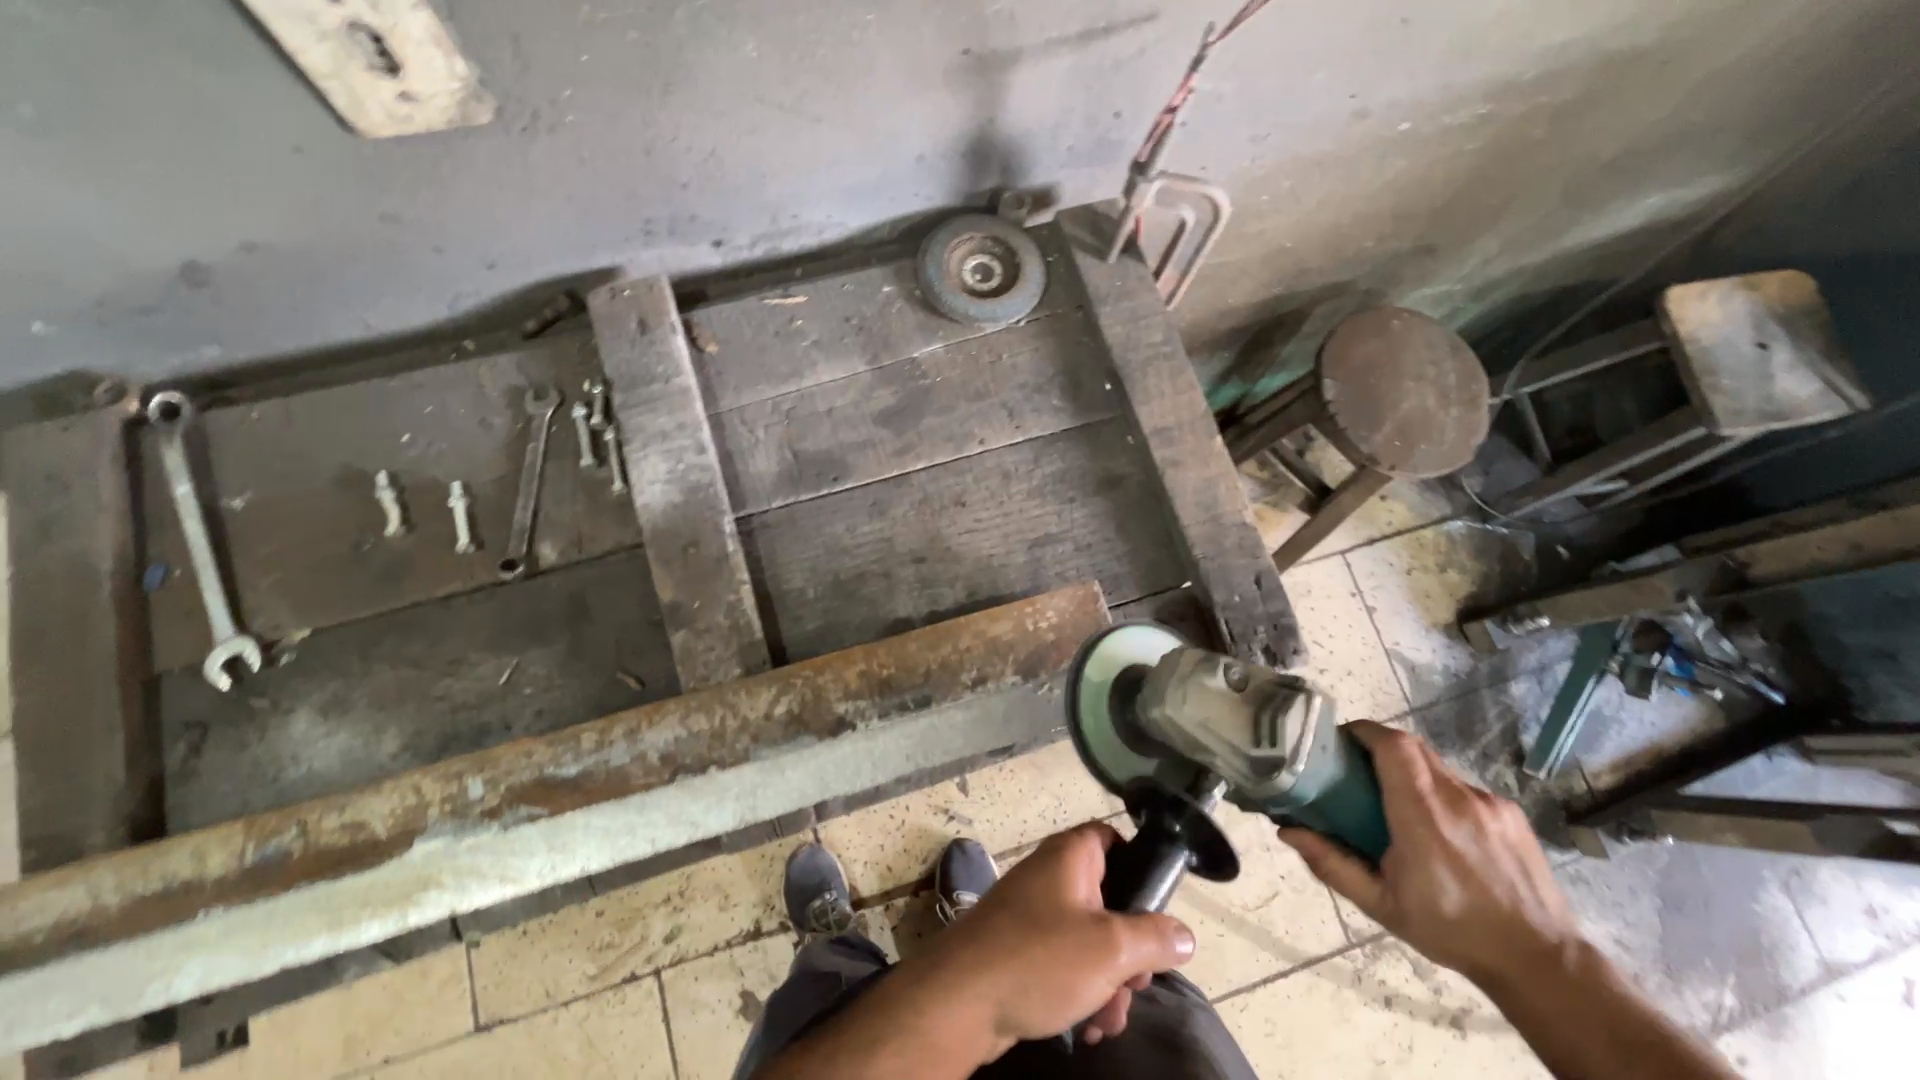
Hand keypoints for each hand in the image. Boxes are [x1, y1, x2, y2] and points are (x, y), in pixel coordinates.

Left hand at [924, 822, 1196, 1045]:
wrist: (959, 1003)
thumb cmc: (1040, 959)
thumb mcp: (1112, 949)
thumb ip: (1156, 938)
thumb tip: (1185, 936)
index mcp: (1070, 857)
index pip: (1113, 838)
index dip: (1140, 865)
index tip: (1156, 908)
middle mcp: (1050, 878)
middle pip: (1109, 902)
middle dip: (1130, 951)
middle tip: (1135, 984)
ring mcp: (1031, 916)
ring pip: (1089, 943)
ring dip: (1108, 983)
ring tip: (1108, 1020)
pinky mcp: (1018, 953)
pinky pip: (1063, 966)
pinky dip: (1080, 994)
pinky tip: (1087, 1028)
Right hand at [1278, 721, 1582, 989]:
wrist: (1539, 958)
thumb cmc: (1450, 930)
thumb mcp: (1381, 905)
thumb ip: (1332, 863)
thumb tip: (1287, 830)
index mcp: (1422, 815)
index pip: (1393, 745)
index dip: (1364, 732)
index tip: (1340, 741)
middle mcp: (1458, 797)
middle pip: (1413, 748)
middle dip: (1380, 751)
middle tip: (1358, 775)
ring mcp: (1490, 802)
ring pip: (1438, 770)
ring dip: (1412, 778)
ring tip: (1400, 815)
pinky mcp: (1511, 813)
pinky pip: (1464, 790)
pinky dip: (1443, 799)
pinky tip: (1444, 837)